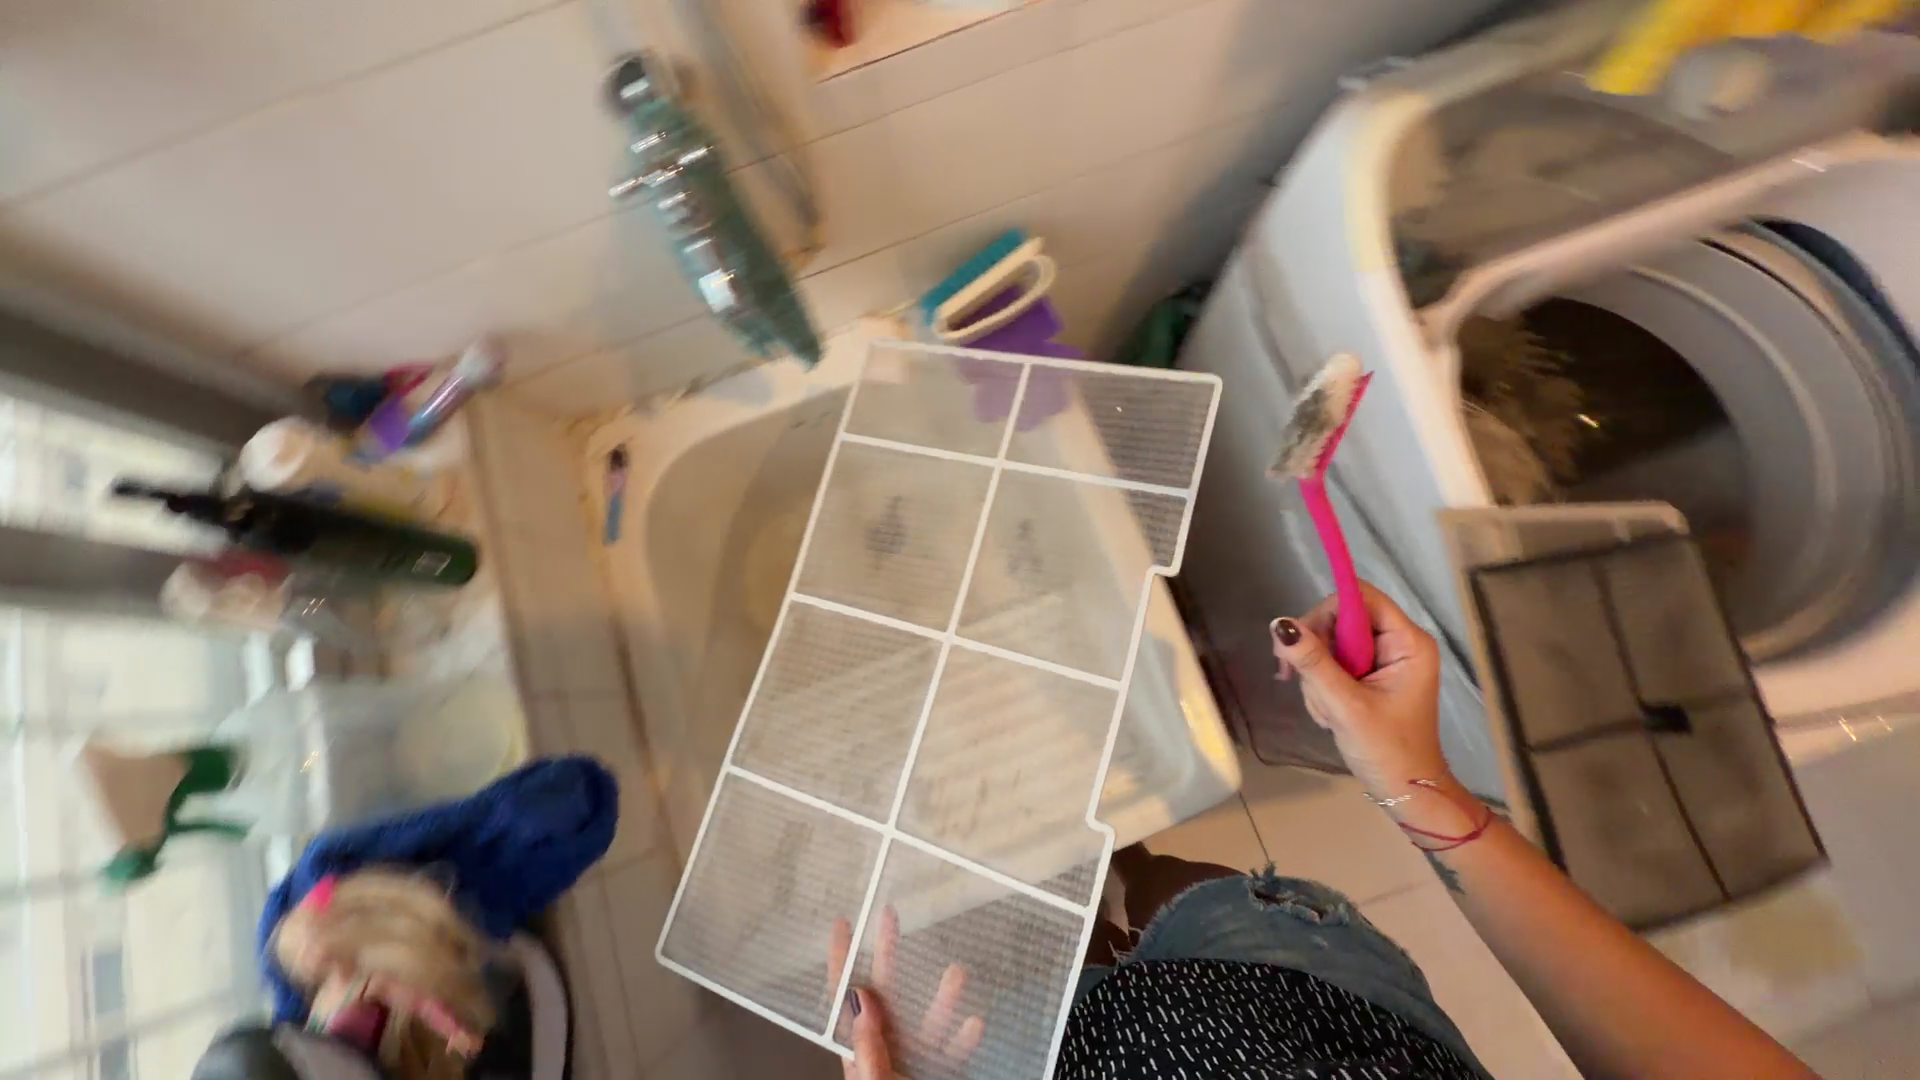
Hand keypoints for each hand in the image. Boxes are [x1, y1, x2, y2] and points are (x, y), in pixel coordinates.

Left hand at [829, 908, 984, 1079]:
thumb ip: (868, 1047)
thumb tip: (861, 998)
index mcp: (861, 1051)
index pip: (846, 999)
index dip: (843, 961)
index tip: (842, 924)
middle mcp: (887, 1048)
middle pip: (886, 993)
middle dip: (887, 952)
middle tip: (889, 915)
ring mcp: (916, 1058)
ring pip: (929, 1020)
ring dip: (944, 997)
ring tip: (957, 973)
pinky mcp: (942, 1070)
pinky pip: (955, 1049)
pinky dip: (965, 1037)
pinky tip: (975, 1023)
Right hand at [1271, 582, 1451, 794]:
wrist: (1404, 791)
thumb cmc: (1387, 749)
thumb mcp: (1345, 705)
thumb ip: (1313, 662)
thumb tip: (1280, 625)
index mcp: (1407, 643)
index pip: (1360, 598)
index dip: (1326, 611)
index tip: (1301, 640)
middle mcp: (1397, 643)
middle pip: (1339, 618)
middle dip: (1315, 647)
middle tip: (1295, 676)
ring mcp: (1382, 660)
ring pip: (1330, 642)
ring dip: (1315, 672)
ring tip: (1325, 706)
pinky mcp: (1368, 675)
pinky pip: (1332, 661)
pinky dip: (1320, 682)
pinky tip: (1327, 708)